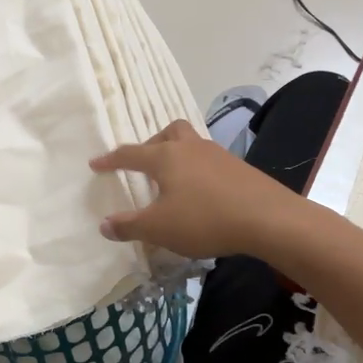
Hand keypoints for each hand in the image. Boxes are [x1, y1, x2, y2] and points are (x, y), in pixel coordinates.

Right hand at [90, 120, 295, 258]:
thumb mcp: (158, 228)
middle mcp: (190, 148)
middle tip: (143, 164)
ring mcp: (218, 155)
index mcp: (165, 157)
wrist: (268, 219)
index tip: (95, 163)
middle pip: (167, 134)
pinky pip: (209, 161)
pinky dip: (197, 171)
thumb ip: (129, 226)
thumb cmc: (204, 219)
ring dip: (176, 156)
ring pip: (191, 144)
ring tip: (171, 180)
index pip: (130, 154)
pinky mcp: (239, 169)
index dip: (110, 160)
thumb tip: (104, 224)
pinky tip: (200, 194)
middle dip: (151, 145)